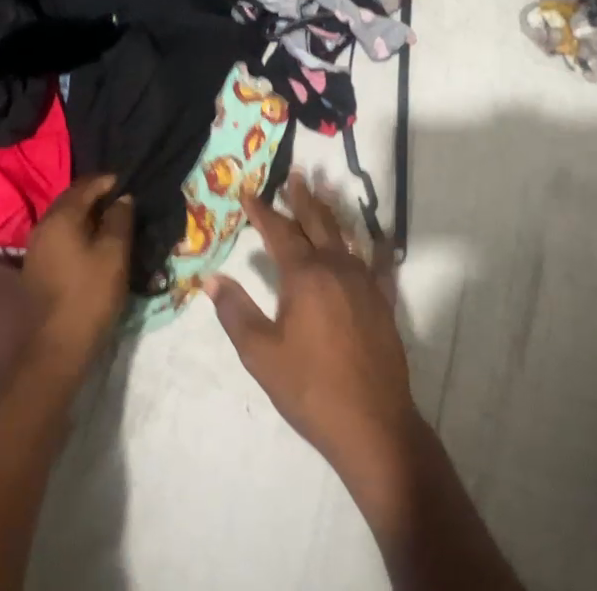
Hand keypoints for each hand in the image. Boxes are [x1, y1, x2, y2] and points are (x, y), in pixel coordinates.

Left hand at [22, 175, 132, 364]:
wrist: (57, 345)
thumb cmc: (90, 294)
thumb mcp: (114, 254)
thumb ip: (119, 220)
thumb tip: (122, 198)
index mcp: (60, 217)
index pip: (85, 185)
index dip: (108, 180)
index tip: (129, 182)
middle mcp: (43, 226)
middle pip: (71, 199)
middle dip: (96, 195)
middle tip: (123, 199)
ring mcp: (37, 248)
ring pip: (65, 219)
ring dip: (87, 215)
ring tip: (113, 220)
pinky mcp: (38, 267)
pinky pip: (61, 236)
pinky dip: (79, 231)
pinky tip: (95, 242)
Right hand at [204, 173, 418, 474]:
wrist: (371, 422)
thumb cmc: (309, 387)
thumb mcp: (260, 353)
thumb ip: (235, 311)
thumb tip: (212, 279)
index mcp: (305, 276)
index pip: (280, 233)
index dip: (263, 212)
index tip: (248, 193)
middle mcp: (338, 269)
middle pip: (318, 224)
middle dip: (303, 199)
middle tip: (295, 174)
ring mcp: (366, 284)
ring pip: (347, 238)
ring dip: (332, 214)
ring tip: (324, 193)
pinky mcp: (384, 303)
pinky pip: (380, 264)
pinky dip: (375, 246)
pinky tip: (379, 237)